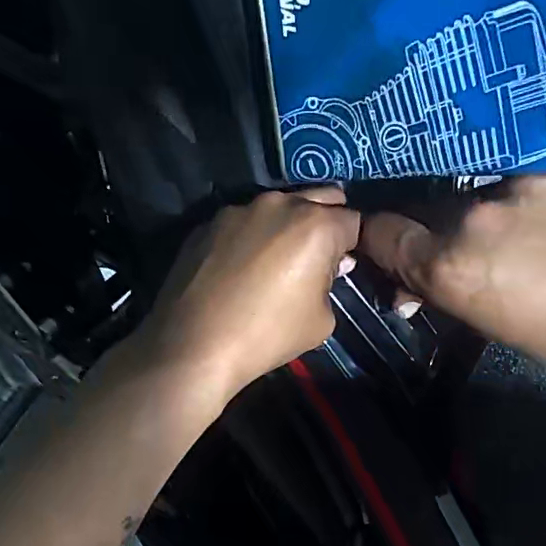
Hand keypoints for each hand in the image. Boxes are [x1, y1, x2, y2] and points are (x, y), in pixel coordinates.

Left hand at [134, 188, 360, 405]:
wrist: (192, 345)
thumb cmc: (265, 335)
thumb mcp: (321, 321)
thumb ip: (330, 285)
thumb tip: (324, 270)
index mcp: (315, 224)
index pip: (352, 221)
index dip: (352, 245)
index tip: (340, 266)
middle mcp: (277, 205)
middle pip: (317, 200)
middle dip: (323, 223)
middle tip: (312, 258)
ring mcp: (236, 211)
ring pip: (274, 209)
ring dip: (282, 227)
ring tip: (270, 264)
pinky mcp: (205, 226)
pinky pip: (239, 225)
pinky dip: (246, 239)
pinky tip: (235, 270)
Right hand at [359, 173, 545, 388]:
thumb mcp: (484, 324)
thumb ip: (439, 295)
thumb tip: (410, 289)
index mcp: (446, 265)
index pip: (381, 232)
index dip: (380, 241)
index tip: (390, 252)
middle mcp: (469, 219)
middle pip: (425, 213)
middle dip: (432, 234)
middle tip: (463, 257)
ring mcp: (514, 190)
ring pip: (472, 199)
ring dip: (477, 219)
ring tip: (518, 243)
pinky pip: (517, 187)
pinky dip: (521, 206)